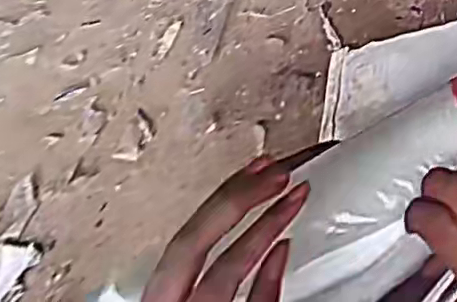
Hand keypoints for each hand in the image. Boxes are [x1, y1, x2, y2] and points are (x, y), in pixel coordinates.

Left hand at [143, 157, 309, 301]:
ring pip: (183, 239)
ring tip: (263, 168)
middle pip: (192, 243)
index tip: (297, 195)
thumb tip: (279, 255)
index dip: (264, 228)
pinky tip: (242, 197)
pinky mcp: (159, 299)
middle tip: (280, 172)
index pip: (223, 272)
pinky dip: (216, 218)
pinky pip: (185, 250)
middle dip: (239, 199)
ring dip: (226, 197)